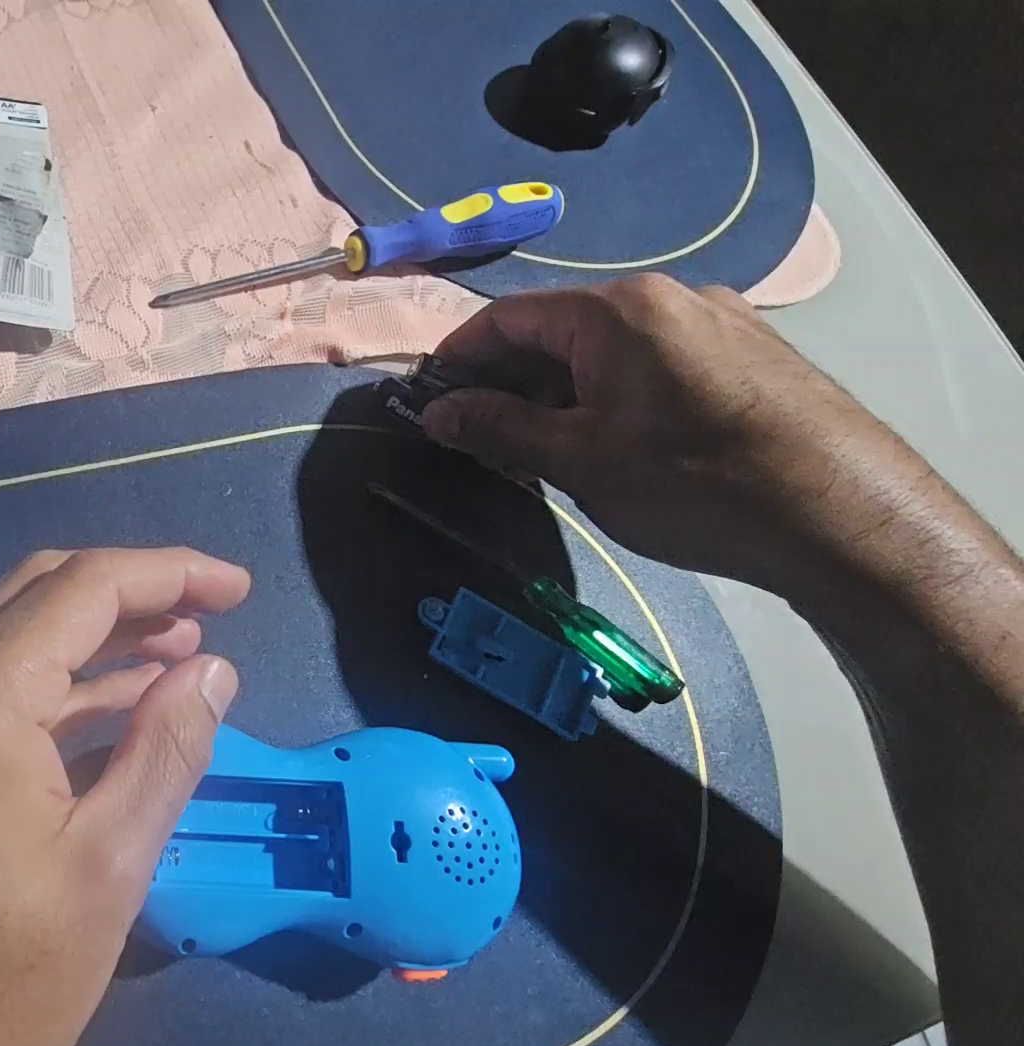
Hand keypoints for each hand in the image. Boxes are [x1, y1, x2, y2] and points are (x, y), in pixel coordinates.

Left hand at [0, 548, 251, 1045]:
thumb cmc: (4, 981)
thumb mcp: (110, 867)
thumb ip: (166, 748)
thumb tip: (214, 670)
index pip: (83, 588)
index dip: (169, 572)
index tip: (236, 586)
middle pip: (41, 590)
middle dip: (134, 591)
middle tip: (212, 611)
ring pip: (11, 626)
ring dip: (97, 630)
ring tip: (182, 647)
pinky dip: (53, 675)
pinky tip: (116, 693)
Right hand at [419, 274, 934, 588]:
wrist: (846, 518)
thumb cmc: (692, 482)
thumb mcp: (576, 459)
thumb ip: (495, 428)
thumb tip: (434, 413)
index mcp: (617, 310)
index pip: (508, 317)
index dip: (457, 357)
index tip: (427, 399)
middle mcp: (666, 298)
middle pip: (554, 330)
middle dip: (503, 379)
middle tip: (472, 434)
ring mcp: (713, 322)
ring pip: (599, 350)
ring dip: (550, 391)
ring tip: (529, 445)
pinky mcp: (742, 355)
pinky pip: (644, 362)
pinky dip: (600, 394)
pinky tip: (596, 439)